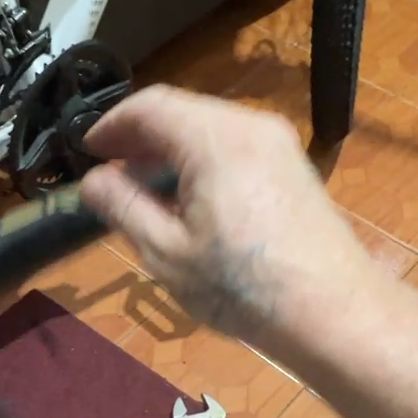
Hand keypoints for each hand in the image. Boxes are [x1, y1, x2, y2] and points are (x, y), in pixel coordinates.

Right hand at [80, 86, 379, 351]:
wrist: (331, 312)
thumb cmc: (240, 286)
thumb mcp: (166, 252)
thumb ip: (123, 207)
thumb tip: (92, 181)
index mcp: (214, 140)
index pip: (150, 106)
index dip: (111, 124)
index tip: (86, 150)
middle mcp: (249, 126)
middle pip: (181, 111)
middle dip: (139, 138)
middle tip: (109, 173)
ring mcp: (277, 143)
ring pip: (207, 127)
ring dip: (168, 150)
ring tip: (143, 190)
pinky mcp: (291, 165)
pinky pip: (232, 144)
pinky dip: (199, 159)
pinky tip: (187, 198)